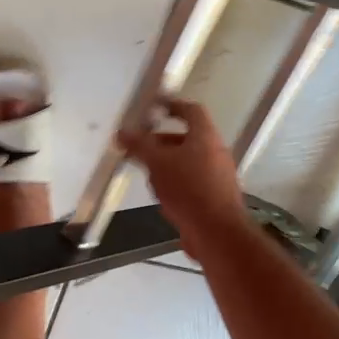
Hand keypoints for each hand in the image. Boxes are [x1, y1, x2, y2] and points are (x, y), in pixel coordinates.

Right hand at [118, 98, 248, 247]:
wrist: (217, 232)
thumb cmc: (189, 189)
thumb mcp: (158, 163)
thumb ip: (139, 146)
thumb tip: (121, 132)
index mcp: (205, 136)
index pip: (191, 111)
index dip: (172, 105)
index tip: (154, 107)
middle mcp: (215, 153)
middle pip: (188, 139)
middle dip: (162, 141)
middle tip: (140, 147)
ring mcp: (217, 176)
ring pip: (188, 163)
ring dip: (167, 164)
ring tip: (146, 173)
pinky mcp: (214, 198)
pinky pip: (192, 183)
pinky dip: (175, 183)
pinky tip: (161, 196)